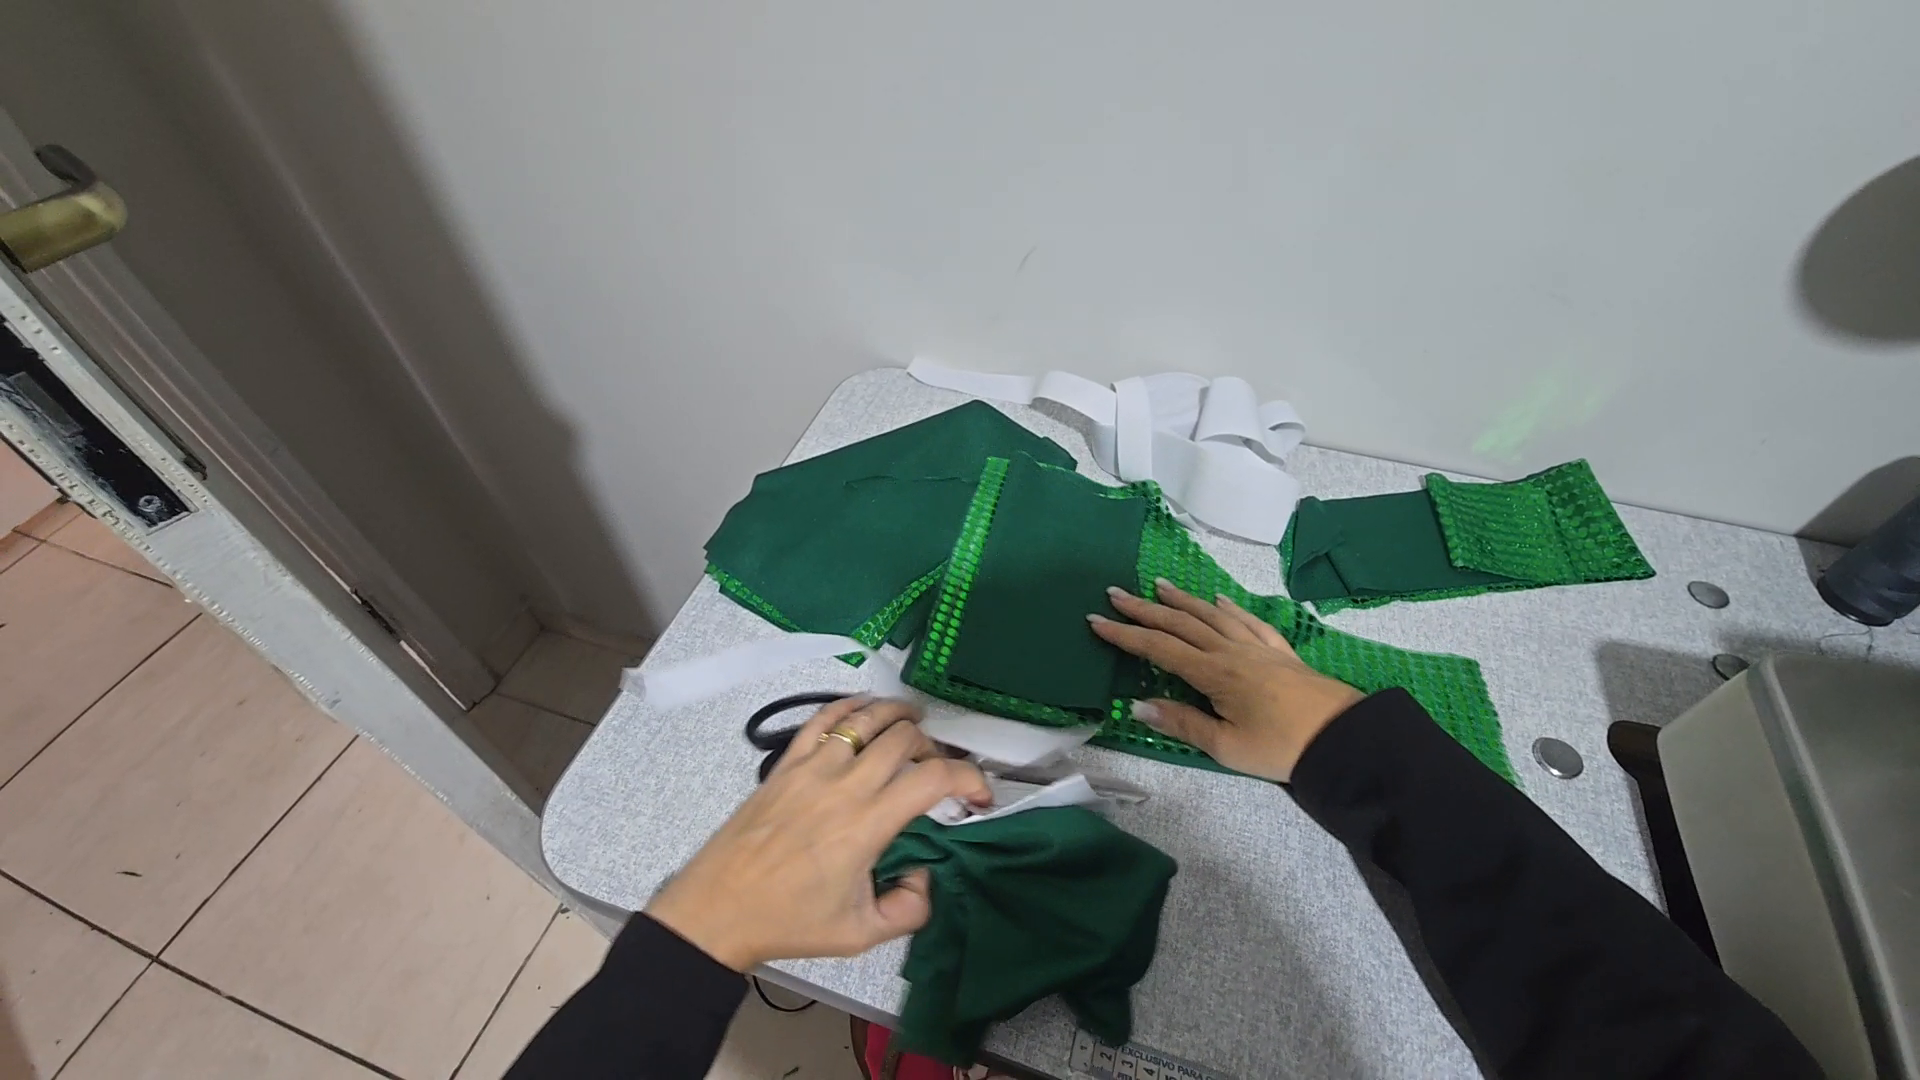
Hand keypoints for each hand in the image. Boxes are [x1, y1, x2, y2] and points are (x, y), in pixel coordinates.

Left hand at [645, 697, 991, 970]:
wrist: (718, 909)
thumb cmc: (790, 920)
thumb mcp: (861, 934)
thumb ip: (909, 909)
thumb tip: (925, 874)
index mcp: (868, 823)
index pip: (934, 777)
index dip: (969, 777)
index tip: (979, 795)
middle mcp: (845, 784)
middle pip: (905, 738)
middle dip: (935, 747)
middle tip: (939, 768)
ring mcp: (813, 766)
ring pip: (867, 718)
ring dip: (899, 715)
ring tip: (916, 722)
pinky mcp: (787, 762)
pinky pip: (824, 717)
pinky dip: (851, 706)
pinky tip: (867, 710)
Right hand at [1088, 579, 1363, 782]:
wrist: (1345, 737)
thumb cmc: (1282, 747)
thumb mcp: (1227, 747)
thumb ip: (1182, 723)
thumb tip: (1139, 705)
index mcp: (1213, 673)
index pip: (1159, 648)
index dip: (1125, 634)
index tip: (1096, 620)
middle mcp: (1230, 650)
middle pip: (1180, 623)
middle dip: (1144, 608)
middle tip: (1115, 593)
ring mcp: (1256, 646)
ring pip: (1211, 615)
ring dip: (1181, 600)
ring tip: (1157, 585)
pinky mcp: (1279, 651)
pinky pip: (1248, 621)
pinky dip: (1229, 607)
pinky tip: (1219, 600)